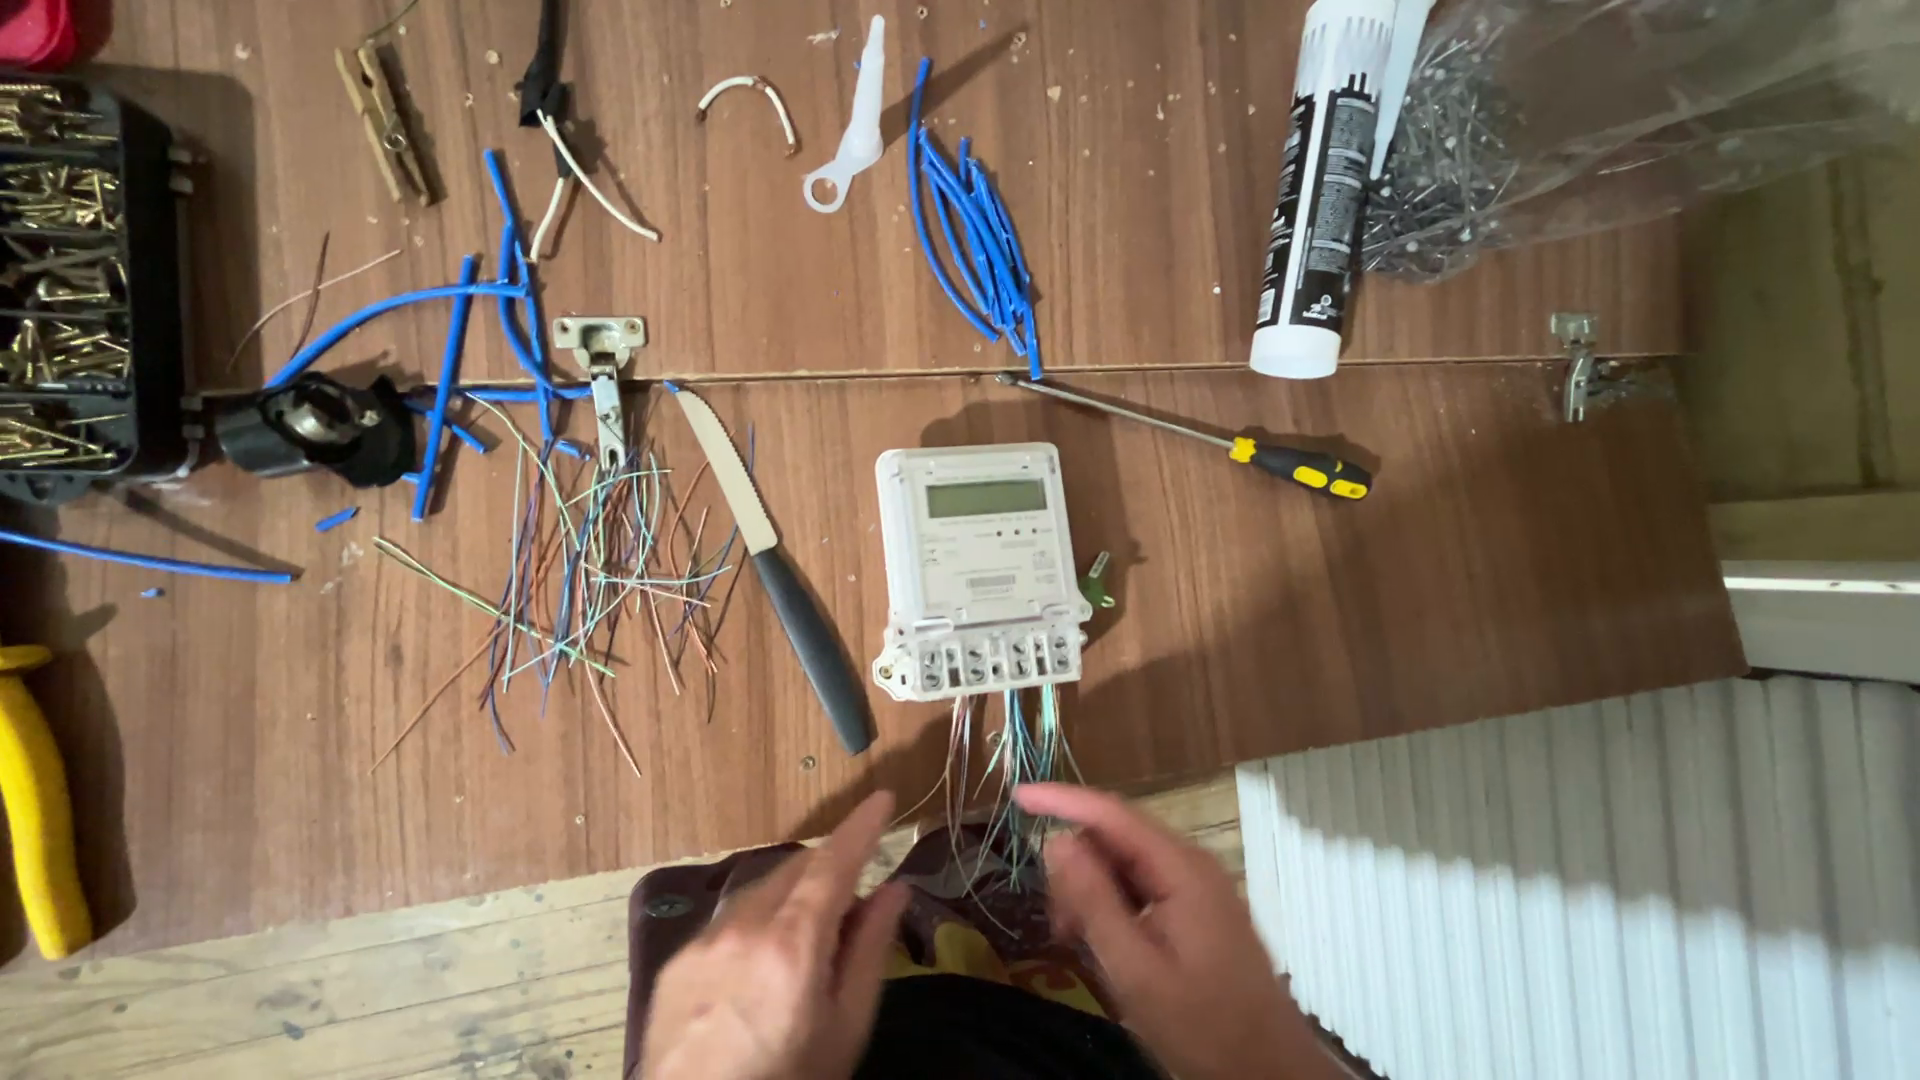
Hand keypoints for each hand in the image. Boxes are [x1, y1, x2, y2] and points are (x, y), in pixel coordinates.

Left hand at [639, 791, 909, 1079]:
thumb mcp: (845, 1028)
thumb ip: (870, 950)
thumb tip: (895, 890)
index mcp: (792, 945)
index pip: (835, 862)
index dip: (862, 825)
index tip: (883, 798)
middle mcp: (742, 927)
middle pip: (797, 869)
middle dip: (831, 868)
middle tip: (855, 904)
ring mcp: (702, 942)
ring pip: (761, 888)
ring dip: (793, 893)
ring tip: (809, 938)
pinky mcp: (675, 961)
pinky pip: (728, 918)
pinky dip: (757, 919)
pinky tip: (762, 963)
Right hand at [1013, 783, 1335, 1079]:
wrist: (1272, 1077)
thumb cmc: (1204, 1029)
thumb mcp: (1135, 970)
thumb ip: (1094, 902)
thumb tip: (1056, 841)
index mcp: (1181, 868)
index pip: (1111, 812)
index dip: (1061, 799)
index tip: (1017, 796)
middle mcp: (1191, 863)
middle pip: (1115, 838)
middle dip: (1076, 868)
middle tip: (1057, 925)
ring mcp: (1197, 885)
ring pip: (1124, 863)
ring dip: (1091, 892)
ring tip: (1077, 943)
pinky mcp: (1196, 908)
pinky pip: (1141, 886)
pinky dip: (1113, 906)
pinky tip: (1104, 944)